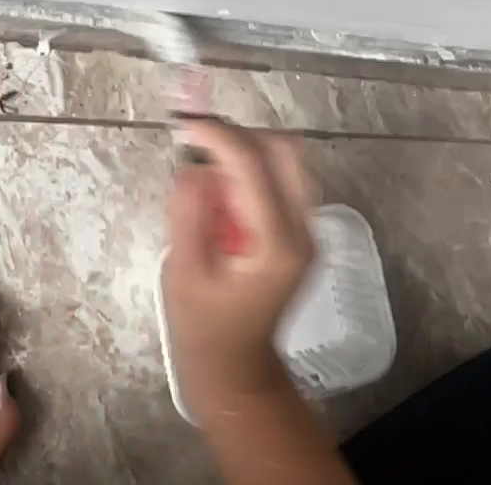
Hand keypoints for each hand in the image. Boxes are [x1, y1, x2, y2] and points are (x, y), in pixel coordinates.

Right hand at [163, 114, 317, 415]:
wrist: (236, 365)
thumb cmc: (203, 325)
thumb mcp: (182, 270)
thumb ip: (188, 213)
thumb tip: (191, 165)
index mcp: (276, 244)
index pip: (254, 166)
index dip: (218, 135)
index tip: (185, 125)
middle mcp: (303, 231)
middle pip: (286, 150)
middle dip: (239, 135)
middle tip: (199, 143)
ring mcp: (309, 229)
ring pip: (290, 158)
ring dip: (248, 148)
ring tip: (209, 165)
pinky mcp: (302, 229)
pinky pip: (284, 175)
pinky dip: (253, 165)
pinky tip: (223, 187)